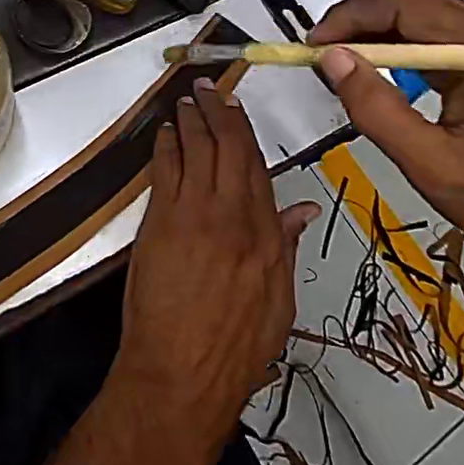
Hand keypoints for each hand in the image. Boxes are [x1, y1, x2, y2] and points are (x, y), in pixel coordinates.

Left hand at [108, 78, 319, 454]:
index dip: (247, 133)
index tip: (238, 113)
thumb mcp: (279, 303)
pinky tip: (166, 132)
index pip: (259, 167)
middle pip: (229, 146)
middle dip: (218, 110)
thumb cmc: (231, 347)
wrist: (183, 375)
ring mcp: (196, 215)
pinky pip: (166, 170)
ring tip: (188, 100)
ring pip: (197, 149)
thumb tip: (301, 212)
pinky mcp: (162, 222)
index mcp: (267, 235)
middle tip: (210, 89)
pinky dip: (166, 145)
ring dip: (191, 119)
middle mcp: (234, 216)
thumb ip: (287, 248)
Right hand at [309, 0, 463, 295]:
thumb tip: (332, 60)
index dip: (350, 17)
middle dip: (362, 22)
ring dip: (384, 33)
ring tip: (347, 64)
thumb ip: (377, 110)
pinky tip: (390, 71)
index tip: (314, 45)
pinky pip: (450, 36)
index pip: (405, 4)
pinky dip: (410, 47)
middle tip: (324, 55)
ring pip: (431, 16)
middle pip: (418, 2)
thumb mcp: (437, 168)